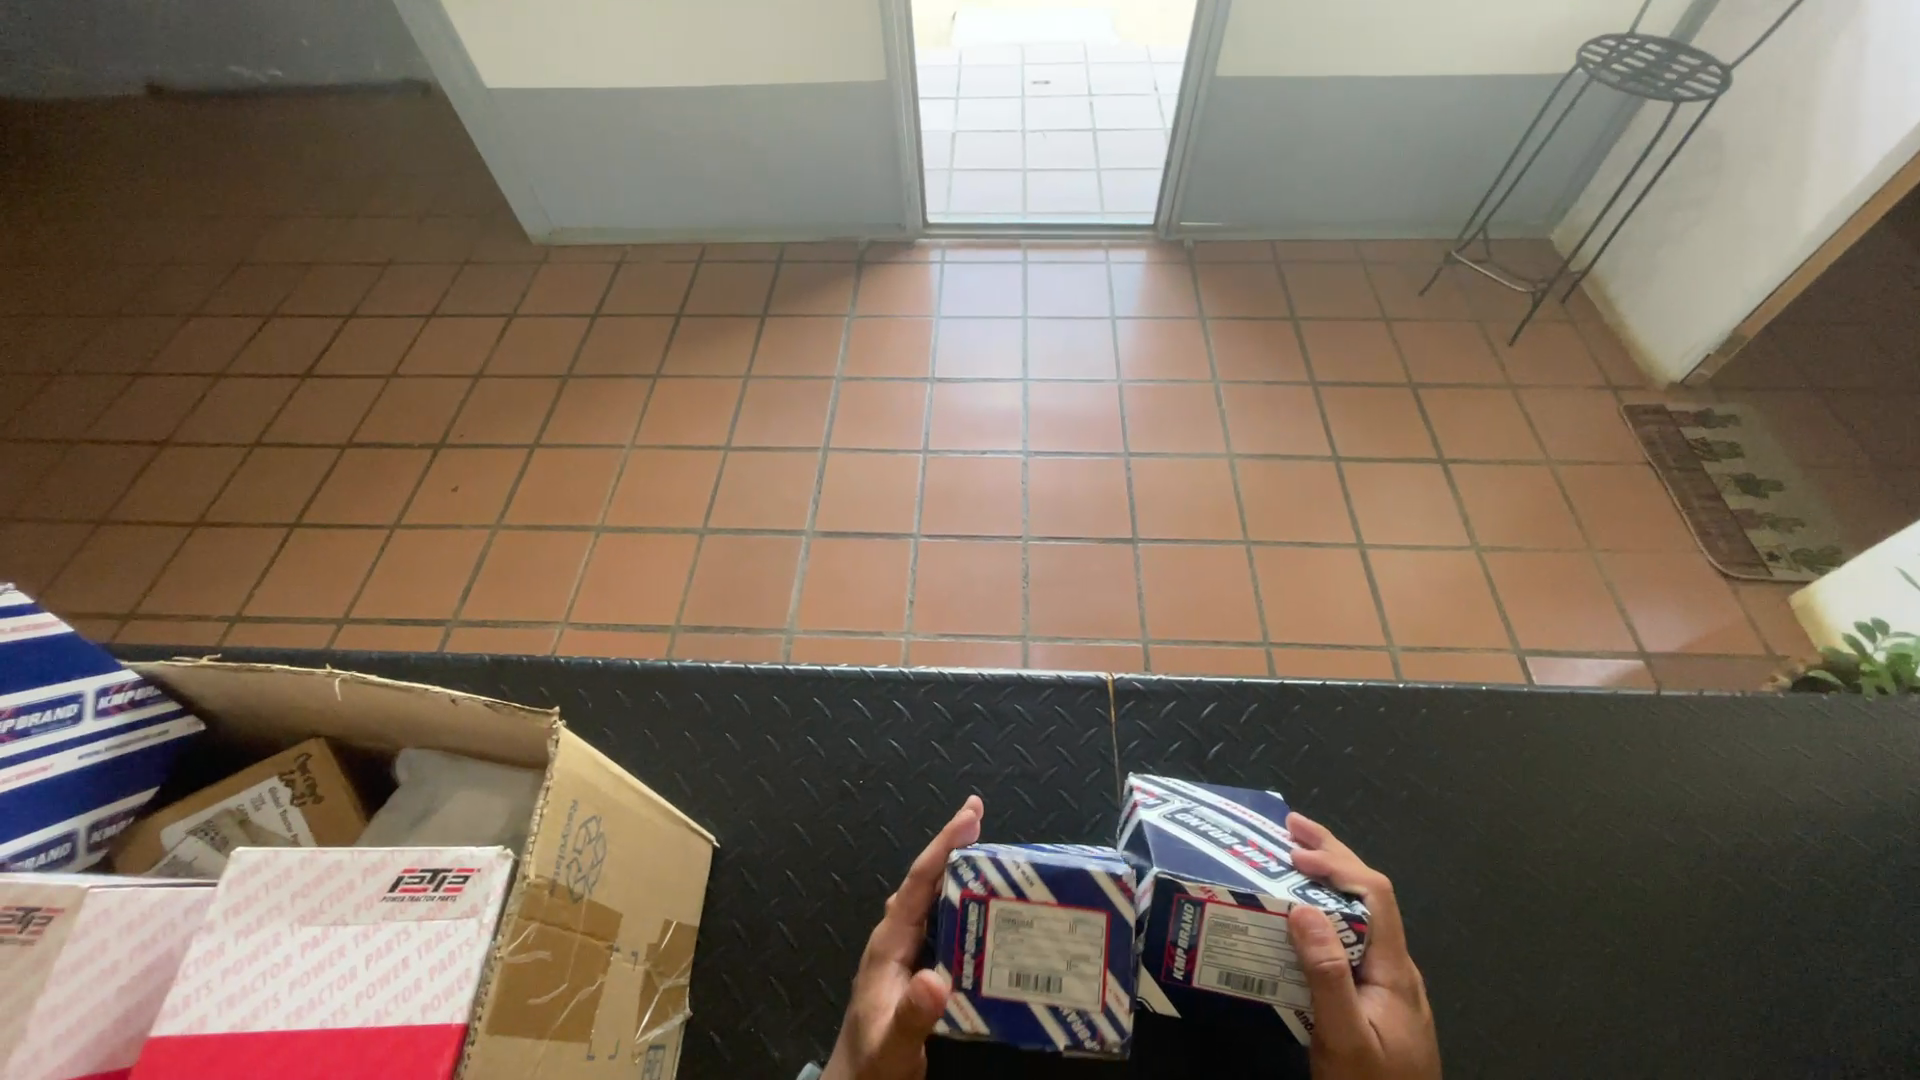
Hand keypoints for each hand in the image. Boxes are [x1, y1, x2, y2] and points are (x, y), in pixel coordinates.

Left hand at [821, 796, 984, 1079]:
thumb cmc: (871, 1066)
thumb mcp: (893, 1046)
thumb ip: (912, 1015)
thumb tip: (937, 980)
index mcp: (889, 943)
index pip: (918, 882)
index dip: (944, 845)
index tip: (971, 814)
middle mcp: (897, 937)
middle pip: (927, 880)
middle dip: (953, 846)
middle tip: (980, 817)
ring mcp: (906, 951)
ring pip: (934, 898)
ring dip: (958, 871)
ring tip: (988, 851)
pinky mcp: (918, 967)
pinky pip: (943, 921)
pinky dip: (963, 902)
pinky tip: (985, 906)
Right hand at [1285, 812, 1440, 1079]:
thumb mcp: (1343, 1037)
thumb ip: (1326, 974)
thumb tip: (1302, 907)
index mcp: (1394, 969)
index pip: (1374, 895)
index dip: (1335, 864)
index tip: (1294, 852)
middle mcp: (1396, 968)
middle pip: (1371, 897)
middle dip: (1333, 855)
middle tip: (1292, 827)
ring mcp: (1388, 984)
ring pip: (1362, 916)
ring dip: (1329, 879)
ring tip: (1294, 856)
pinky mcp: (1375, 999)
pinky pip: (1352, 937)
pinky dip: (1326, 909)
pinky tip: (1305, 913)